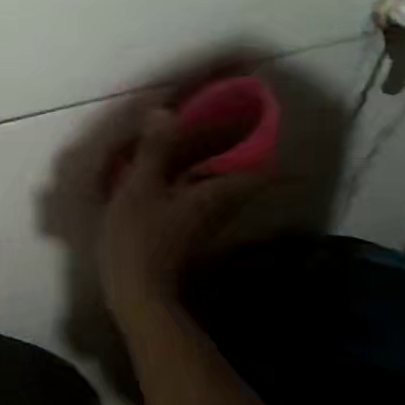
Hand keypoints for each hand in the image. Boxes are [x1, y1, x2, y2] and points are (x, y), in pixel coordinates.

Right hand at [100, 108, 261, 314]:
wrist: (137, 294)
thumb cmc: (140, 238)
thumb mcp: (141, 188)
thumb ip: (155, 149)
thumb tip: (165, 110)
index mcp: (216, 193)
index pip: (261, 171)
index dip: (266, 146)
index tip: (260, 124)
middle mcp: (221, 210)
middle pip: (247, 180)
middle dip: (244, 154)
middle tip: (232, 127)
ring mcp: (208, 226)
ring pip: (227, 192)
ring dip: (222, 169)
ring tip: (205, 145)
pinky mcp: (192, 237)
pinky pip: (207, 201)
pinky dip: (202, 184)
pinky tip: (179, 176)